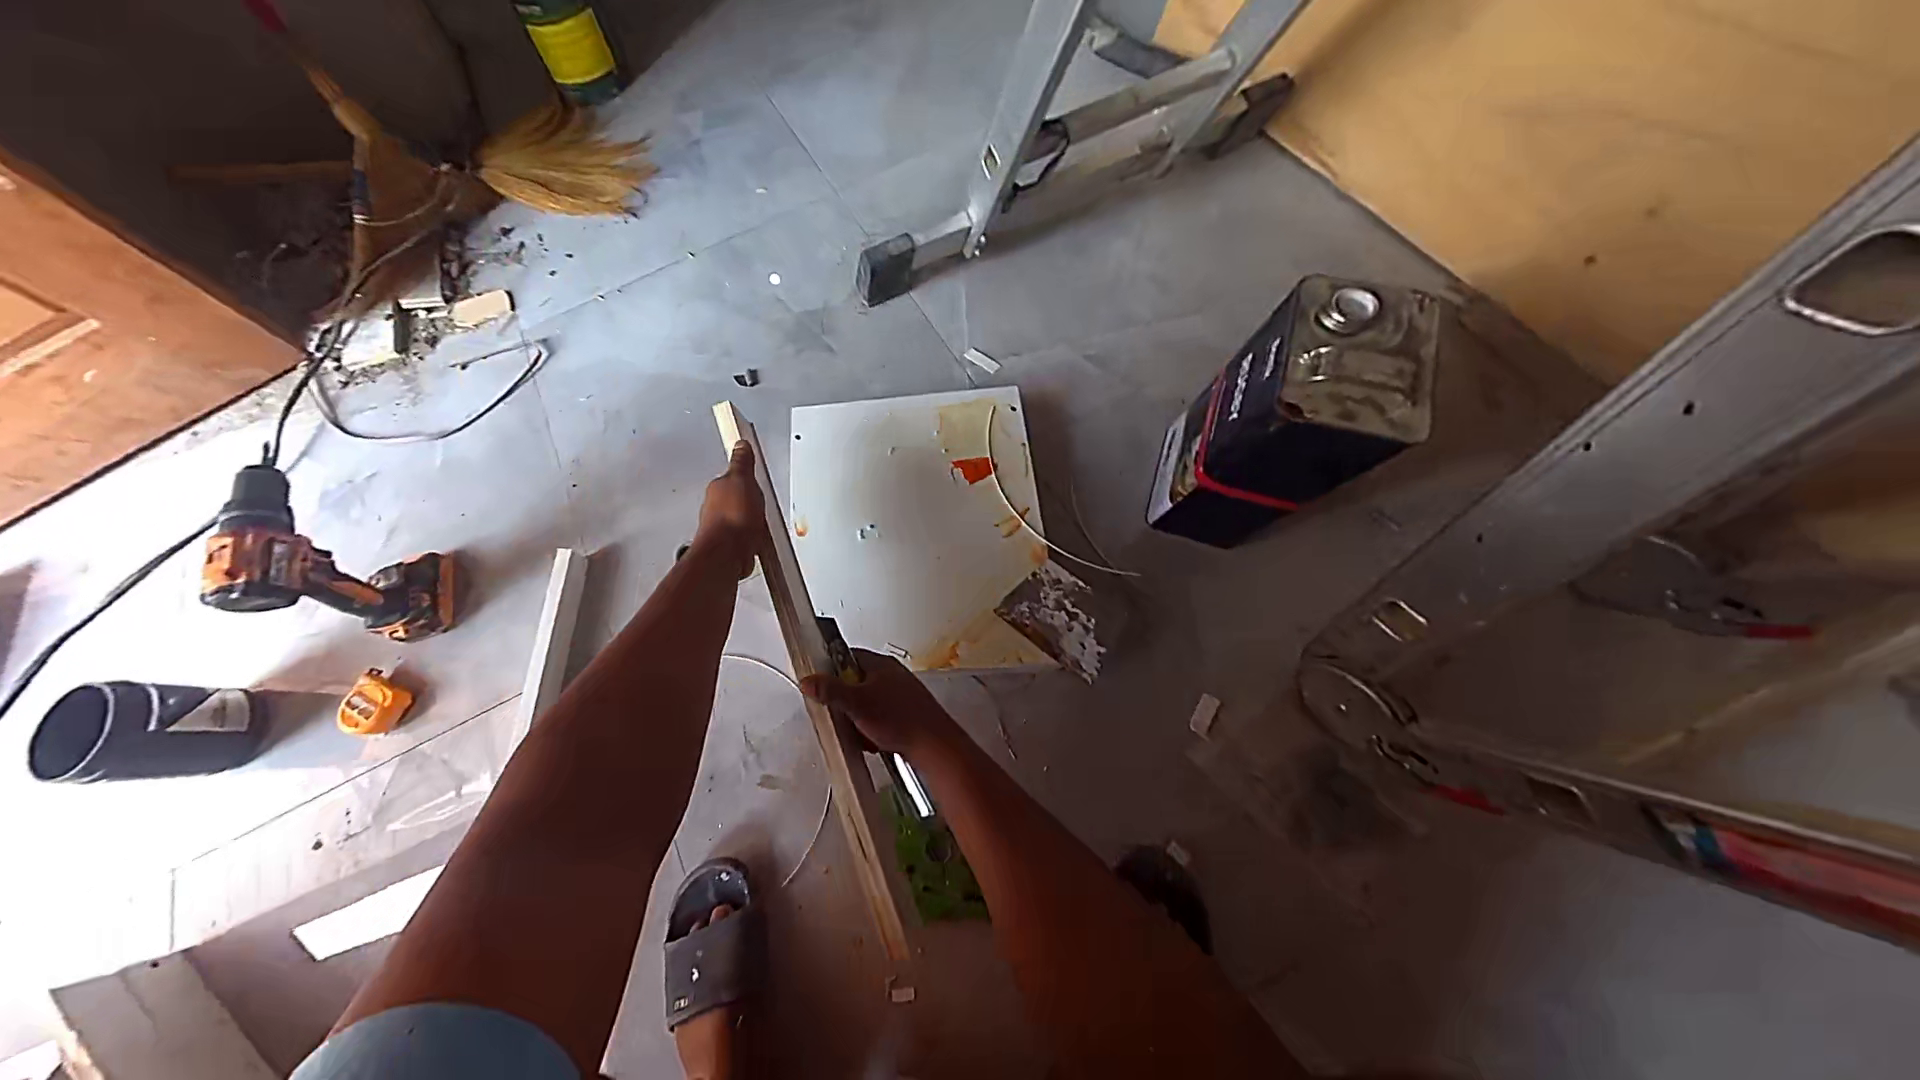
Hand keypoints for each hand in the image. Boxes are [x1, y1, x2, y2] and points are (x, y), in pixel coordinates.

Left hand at [695, 441, 764, 572]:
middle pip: (737, 497)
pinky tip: (761, 536)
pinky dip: (755, 535)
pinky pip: (748, 535)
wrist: (729, 552)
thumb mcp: (743, 480)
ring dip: (752, 518)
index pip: (733, 475)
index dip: (744, 473)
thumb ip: (742, 463)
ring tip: (763, 519)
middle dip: (750, 498)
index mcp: (719, 488)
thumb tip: (741, 446)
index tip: (751, 467)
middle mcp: (717, 507)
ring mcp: (725, 526)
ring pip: (742, 517)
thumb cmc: (732, 519)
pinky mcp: (734, 543)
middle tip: (761, 497)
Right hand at [801, 649, 961, 757]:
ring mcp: (899, 695)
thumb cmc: (903, 719)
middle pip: (855, 683)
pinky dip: (873, 730)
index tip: (821, 684)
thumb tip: (809, 680)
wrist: (933, 745)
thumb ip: (830, 691)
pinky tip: (875, 741)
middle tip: (844, 715)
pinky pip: (879, 719)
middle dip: (846, 703)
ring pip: (866, 704)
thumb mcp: (857, 704)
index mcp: (881, 665)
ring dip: (859, 720)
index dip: (831, 670)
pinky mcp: (905, 714)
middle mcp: (892, 676)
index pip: (847, 656)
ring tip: (863, 733)